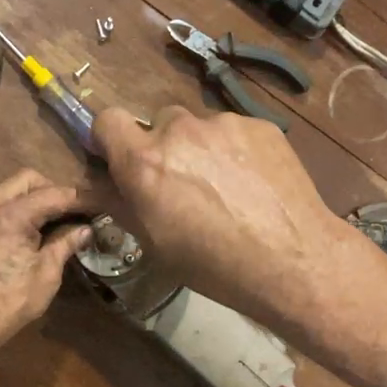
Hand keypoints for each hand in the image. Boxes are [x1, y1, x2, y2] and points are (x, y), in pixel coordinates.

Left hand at [0, 170, 92, 359]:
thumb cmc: (8, 303)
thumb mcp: (46, 274)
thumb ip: (66, 244)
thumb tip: (86, 229)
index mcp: (11, 215)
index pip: (53, 194)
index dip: (80, 199)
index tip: (99, 205)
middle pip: (27, 180)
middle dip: (54, 191)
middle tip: (74, 213)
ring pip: (9, 191)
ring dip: (33, 200)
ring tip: (53, 223)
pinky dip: (15, 211)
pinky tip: (28, 233)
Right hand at [92, 106, 364, 320]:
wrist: (292, 260)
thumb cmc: (215, 266)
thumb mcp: (156, 245)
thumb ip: (121, 205)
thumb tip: (95, 187)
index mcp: (145, 163)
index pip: (107, 121)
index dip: (112, 139)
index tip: (124, 160)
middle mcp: (180, 131)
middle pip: (159, 124)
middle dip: (165, 149)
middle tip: (186, 188)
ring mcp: (223, 124)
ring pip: (200, 128)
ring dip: (203, 150)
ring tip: (228, 191)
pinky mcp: (259, 126)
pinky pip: (236, 132)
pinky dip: (238, 152)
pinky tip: (255, 187)